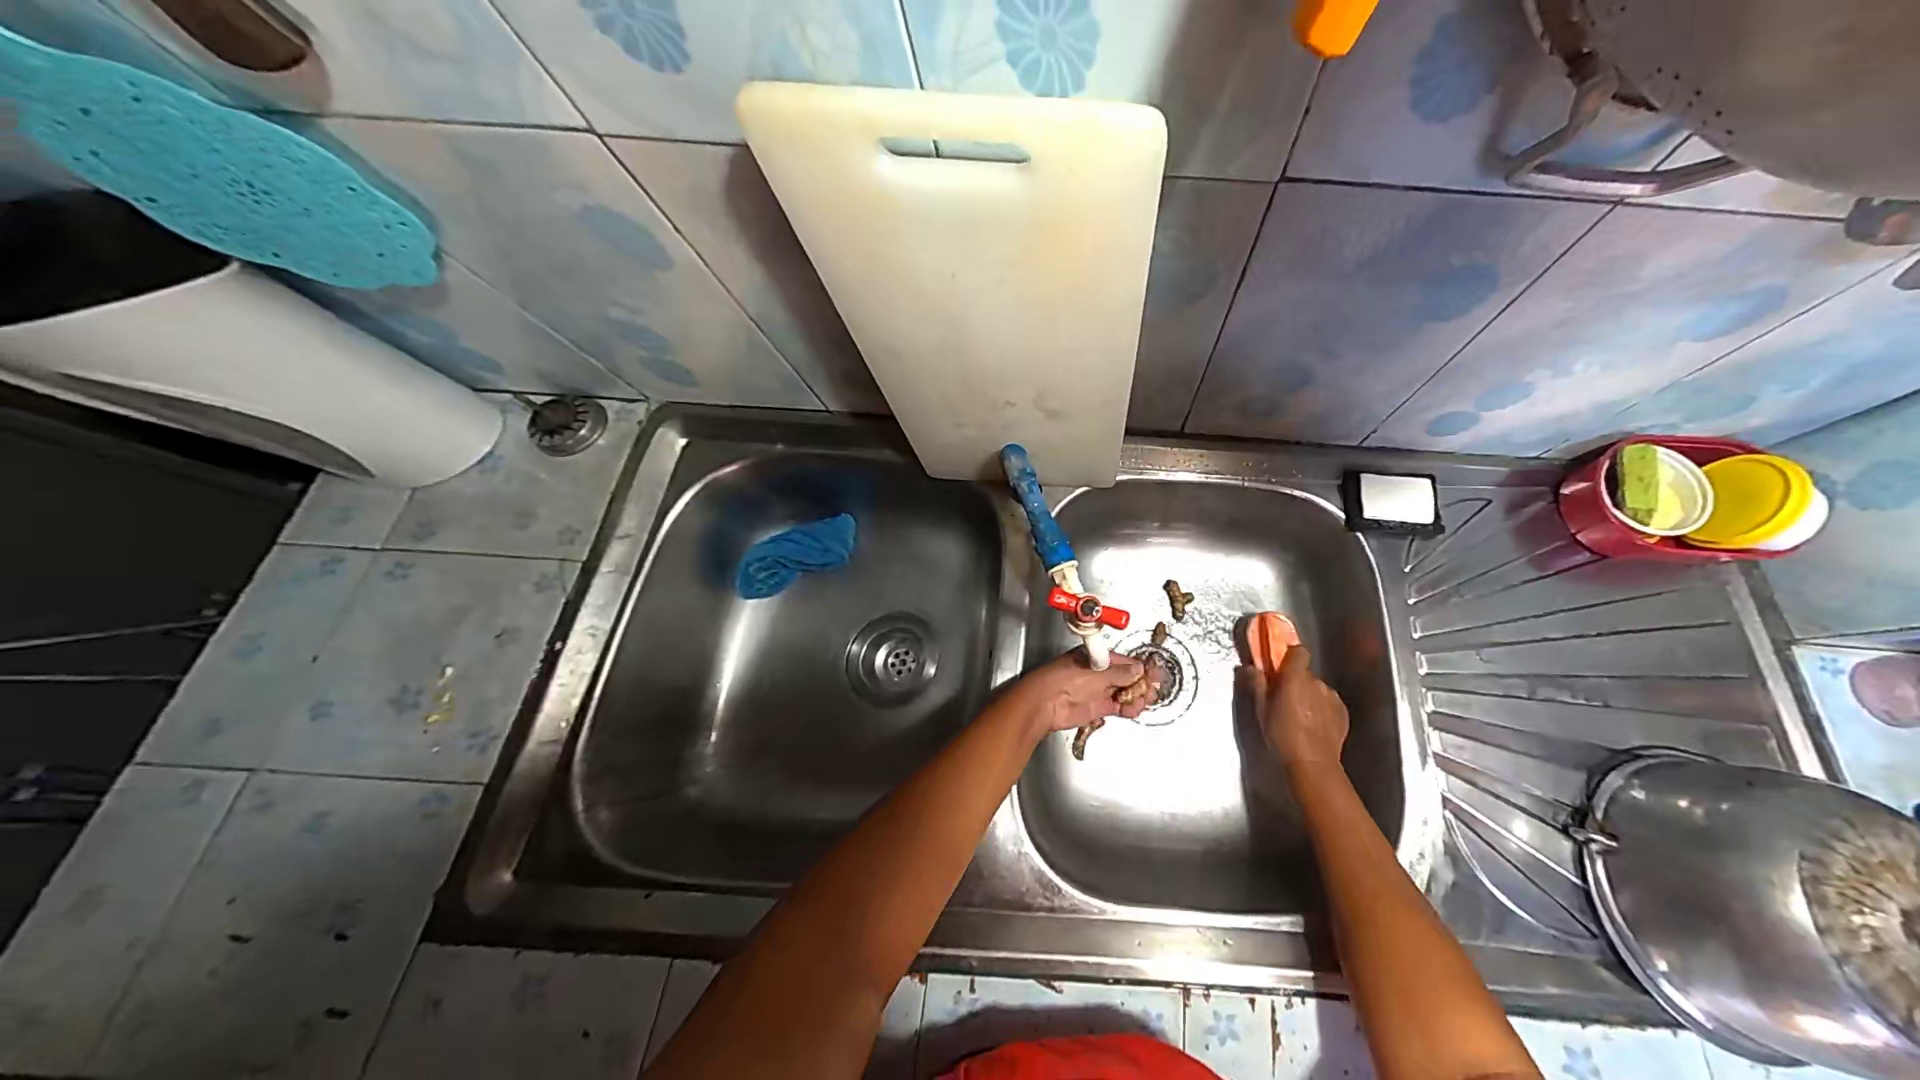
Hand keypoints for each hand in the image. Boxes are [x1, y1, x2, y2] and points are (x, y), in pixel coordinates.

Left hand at [1009, 650, 1146, 735]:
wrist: (1045, 702)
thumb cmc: (1062, 679)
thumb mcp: (1097, 671)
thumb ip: (1120, 672)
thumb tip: (1138, 669)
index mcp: (1096, 658)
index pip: (1124, 661)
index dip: (1140, 667)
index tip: (1154, 672)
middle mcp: (1098, 673)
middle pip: (1126, 677)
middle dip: (1141, 683)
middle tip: (1153, 688)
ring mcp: (1097, 690)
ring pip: (1124, 692)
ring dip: (1137, 696)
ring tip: (1145, 700)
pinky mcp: (1096, 707)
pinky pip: (1118, 706)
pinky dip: (1128, 708)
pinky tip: (1135, 709)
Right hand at [1241, 645, 1347, 773]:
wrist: (1312, 763)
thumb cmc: (1282, 736)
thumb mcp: (1261, 710)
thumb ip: (1257, 684)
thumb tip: (1250, 668)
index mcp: (1295, 678)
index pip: (1298, 652)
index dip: (1289, 656)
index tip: (1279, 666)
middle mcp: (1316, 683)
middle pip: (1305, 673)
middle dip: (1295, 682)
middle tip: (1282, 699)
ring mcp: (1332, 697)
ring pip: (1316, 689)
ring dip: (1308, 696)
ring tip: (1297, 716)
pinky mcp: (1342, 712)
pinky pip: (1328, 702)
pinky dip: (1320, 709)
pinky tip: (1311, 725)